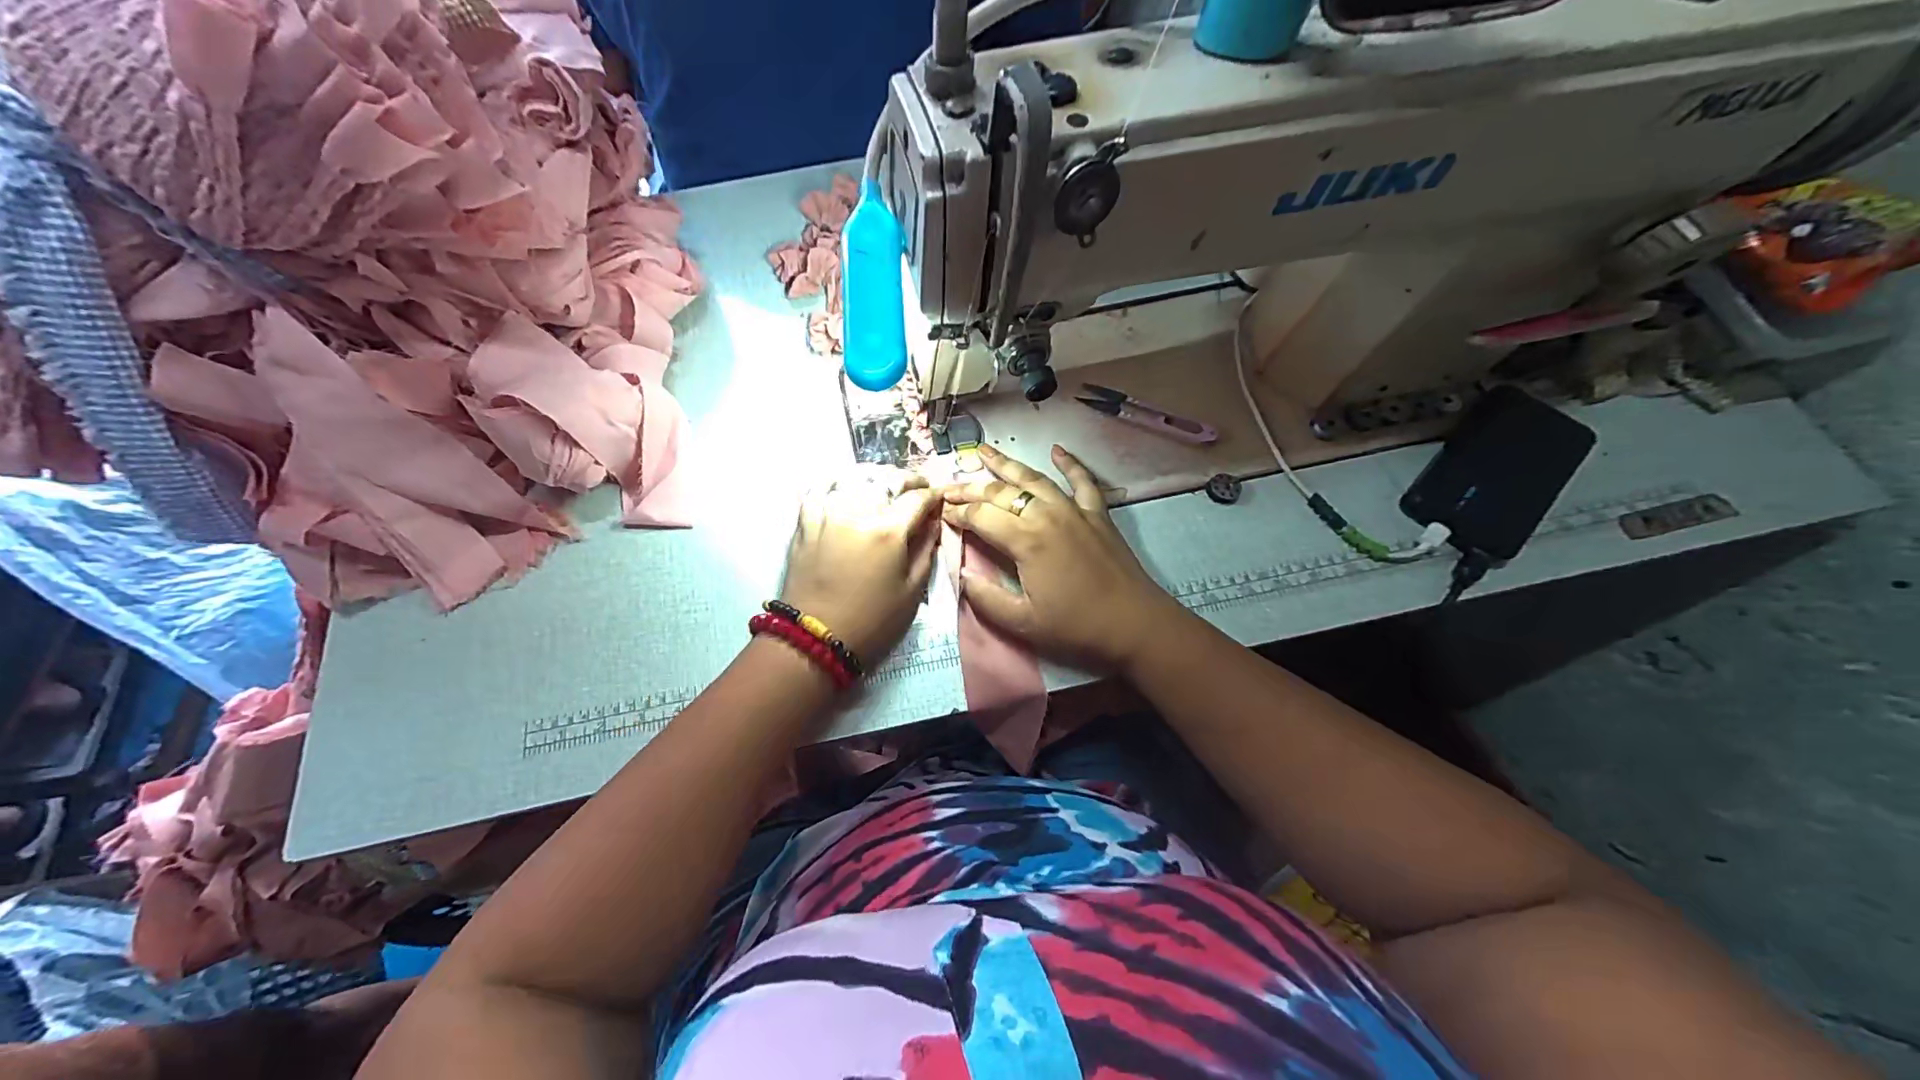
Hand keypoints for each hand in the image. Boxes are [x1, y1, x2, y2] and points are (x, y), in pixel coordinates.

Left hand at [781, 465, 941, 664]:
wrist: (815, 638)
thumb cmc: (871, 621)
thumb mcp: (911, 591)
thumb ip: (926, 550)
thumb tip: (933, 523)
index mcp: (888, 530)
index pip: (918, 497)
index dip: (933, 495)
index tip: (939, 498)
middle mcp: (857, 511)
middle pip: (887, 478)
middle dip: (907, 479)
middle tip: (916, 487)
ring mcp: (827, 512)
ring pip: (854, 476)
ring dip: (874, 476)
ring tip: (883, 484)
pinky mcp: (805, 521)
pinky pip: (820, 487)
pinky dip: (836, 482)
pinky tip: (845, 487)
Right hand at [942, 444, 1183, 671]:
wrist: (1135, 623)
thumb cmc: (1076, 626)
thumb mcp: (1023, 621)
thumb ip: (986, 598)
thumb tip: (962, 576)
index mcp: (1025, 540)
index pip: (981, 516)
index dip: (957, 513)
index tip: (940, 512)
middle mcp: (1046, 514)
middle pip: (1002, 492)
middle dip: (972, 487)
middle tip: (950, 485)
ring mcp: (1074, 510)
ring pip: (1035, 478)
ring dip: (1008, 464)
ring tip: (985, 452)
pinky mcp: (1097, 514)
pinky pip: (1081, 481)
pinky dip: (1069, 463)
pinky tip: (1057, 450)